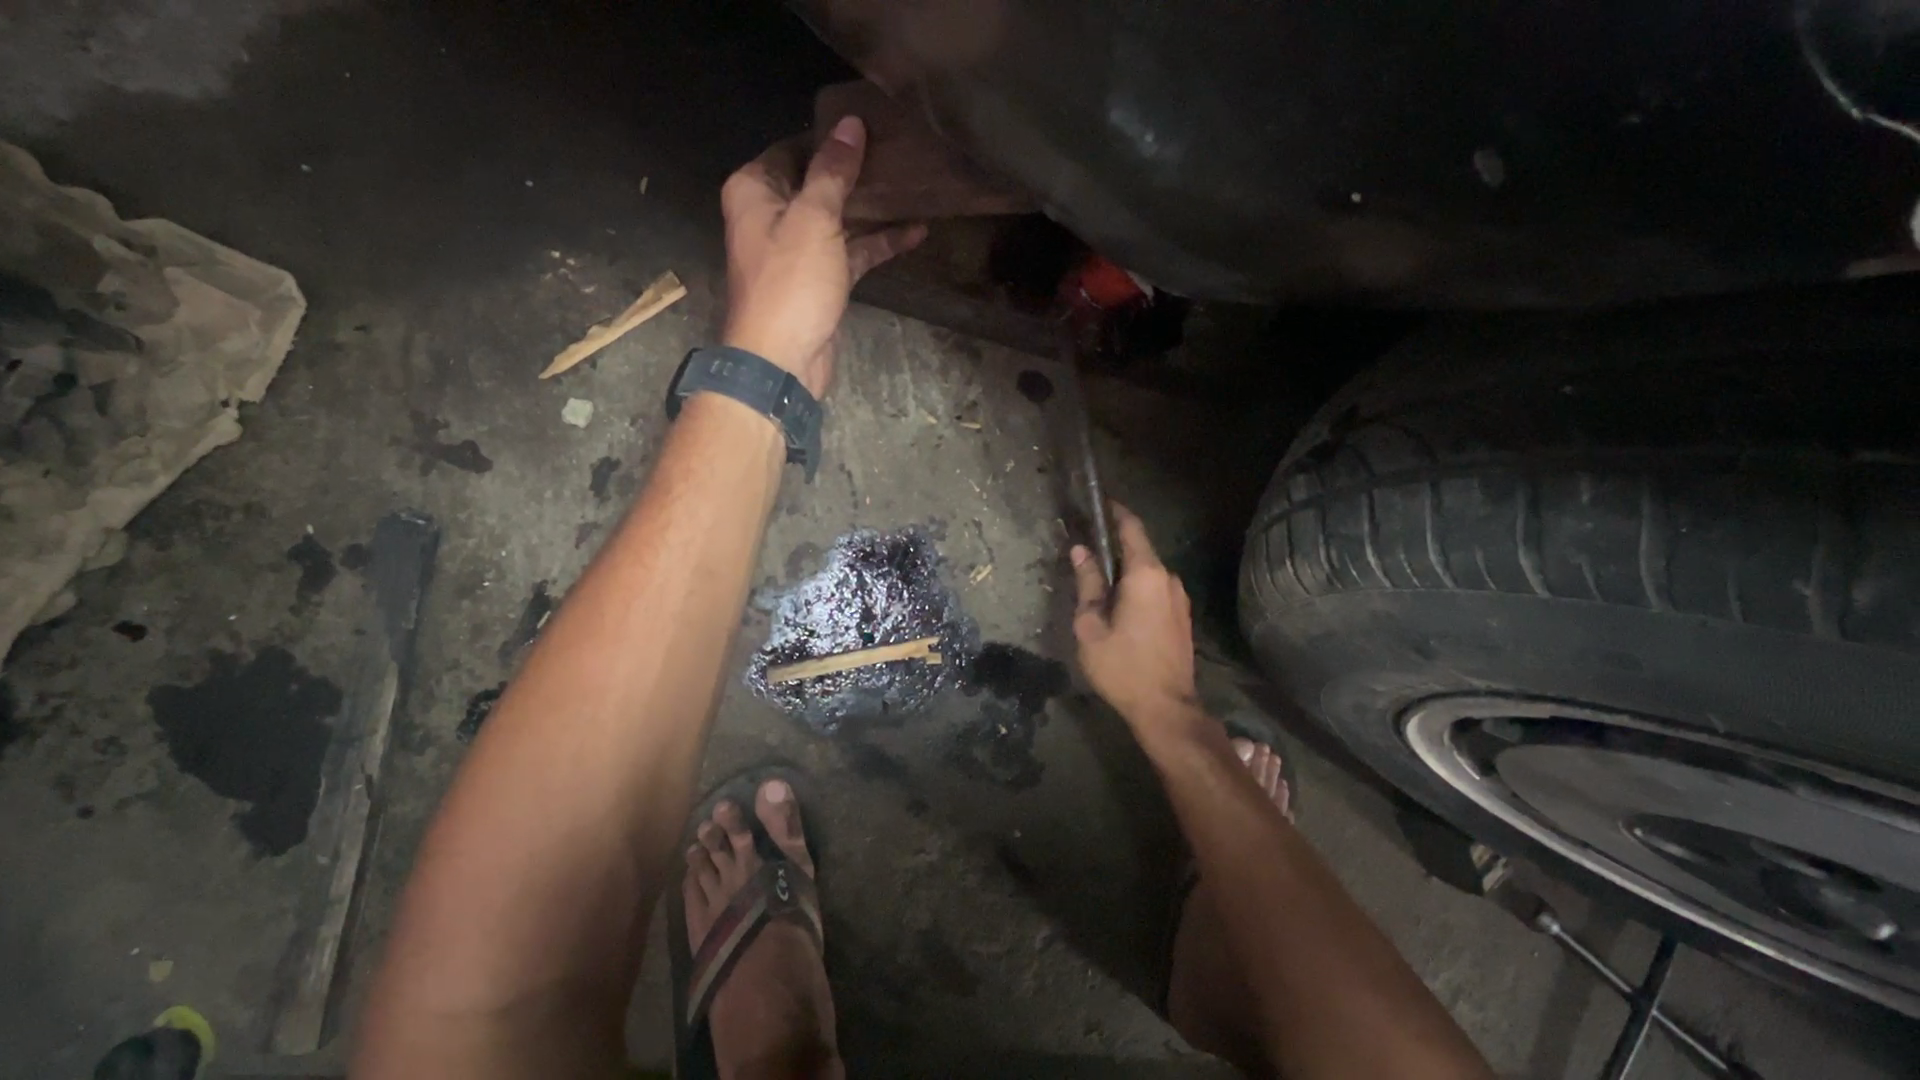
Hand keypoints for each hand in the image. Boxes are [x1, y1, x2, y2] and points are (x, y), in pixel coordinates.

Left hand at [719, 116, 926, 397]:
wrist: (781, 361)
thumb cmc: (790, 283)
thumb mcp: (814, 218)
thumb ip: (833, 170)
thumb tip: (851, 124)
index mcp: (755, 190)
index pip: (794, 148)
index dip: (831, 138)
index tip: (873, 126)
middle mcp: (771, 215)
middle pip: (819, 183)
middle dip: (857, 173)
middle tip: (900, 152)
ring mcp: (797, 250)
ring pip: (839, 219)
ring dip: (873, 209)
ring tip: (914, 187)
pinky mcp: (820, 280)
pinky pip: (851, 252)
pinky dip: (877, 244)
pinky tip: (915, 232)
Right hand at [1071, 503, 1199, 727]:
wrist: (1166, 708)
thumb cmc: (1122, 666)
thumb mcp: (1090, 626)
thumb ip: (1087, 584)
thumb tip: (1080, 551)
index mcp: (1146, 575)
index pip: (1131, 528)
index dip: (1114, 512)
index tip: (1096, 503)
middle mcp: (1169, 579)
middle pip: (1139, 550)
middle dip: (1113, 547)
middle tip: (1085, 550)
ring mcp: (1180, 598)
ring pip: (1148, 573)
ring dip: (1125, 572)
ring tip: (1097, 584)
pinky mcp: (1182, 617)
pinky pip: (1156, 590)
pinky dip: (1137, 588)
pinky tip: (1119, 607)